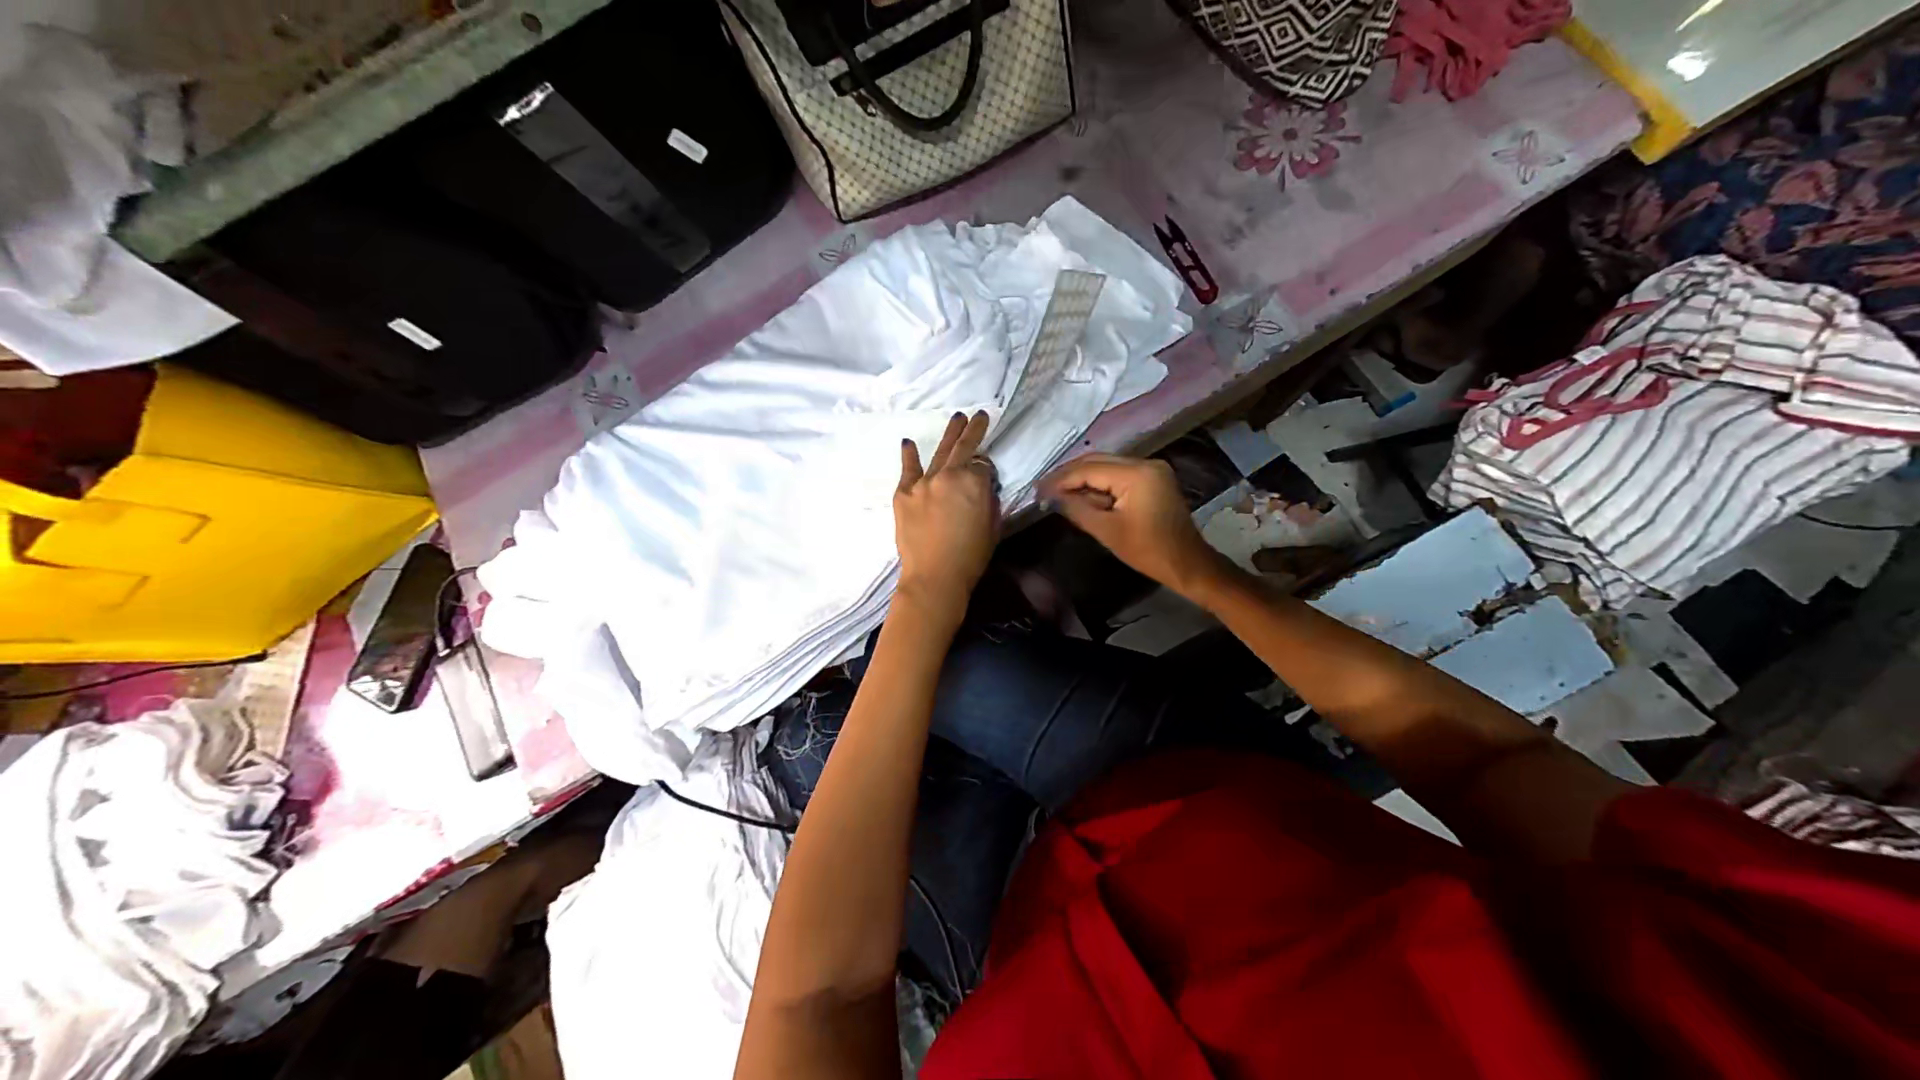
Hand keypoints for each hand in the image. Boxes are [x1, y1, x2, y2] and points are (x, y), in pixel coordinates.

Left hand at [894, 411, 998, 624]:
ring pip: (939, 452)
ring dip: (949, 434)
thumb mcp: (993, 526)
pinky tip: (908, 443)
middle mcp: (948, 475)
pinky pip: (908, 469)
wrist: (934, 576)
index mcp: (974, 482)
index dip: (987, 469)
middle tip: (979, 415)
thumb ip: (989, 500)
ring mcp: (923, 482)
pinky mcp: (903, 493)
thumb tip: (982, 486)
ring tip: (956, 417)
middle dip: (973, 429)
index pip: (983, 465)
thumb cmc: (971, 557)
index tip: (987, 474)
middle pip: (963, 447)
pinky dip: (909, 455)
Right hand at [1039, 454, 1231, 599]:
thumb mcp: (1107, 531)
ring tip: (1056, 493)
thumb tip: (1050, 497)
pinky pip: (1118, 475)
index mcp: (1137, 474)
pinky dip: (1099, 485)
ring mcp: (1151, 469)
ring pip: (1106, 467)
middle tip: (1043, 490)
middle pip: (1097, 462)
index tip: (1037, 491)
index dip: (1060, 480)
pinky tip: (1081, 496)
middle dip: (1068, 476)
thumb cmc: (1148, 551)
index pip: (1089, 469)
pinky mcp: (1153, 479)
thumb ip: (1077, 509)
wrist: (1188, 564)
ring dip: (1082, 480)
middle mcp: (1145, 463)